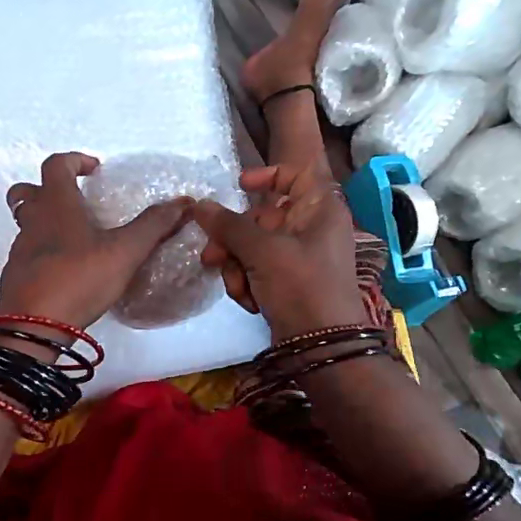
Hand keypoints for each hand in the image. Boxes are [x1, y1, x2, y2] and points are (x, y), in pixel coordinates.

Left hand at [0, 152, 192, 328]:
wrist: (34, 326)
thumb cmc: (78, 278)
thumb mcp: (125, 252)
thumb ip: (153, 226)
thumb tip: (184, 202)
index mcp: (56, 205)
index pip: (56, 165)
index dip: (74, 160)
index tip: (94, 169)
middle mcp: (32, 222)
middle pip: (27, 192)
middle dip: (47, 189)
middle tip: (74, 202)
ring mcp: (20, 251)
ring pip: (26, 225)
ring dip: (46, 224)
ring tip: (76, 241)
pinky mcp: (16, 278)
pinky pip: (28, 255)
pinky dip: (44, 254)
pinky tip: (66, 273)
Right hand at [193, 163, 367, 339]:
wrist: (321, 346)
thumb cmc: (301, 287)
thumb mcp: (263, 252)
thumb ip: (229, 226)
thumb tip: (199, 204)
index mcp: (320, 209)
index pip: (297, 174)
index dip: (268, 175)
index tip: (240, 186)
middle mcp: (312, 228)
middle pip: (263, 217)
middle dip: (234, 239)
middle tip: (212, 256)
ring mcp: (300, 257)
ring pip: (255, 246)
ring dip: (237, 266)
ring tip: (236, 288)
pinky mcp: (289, 283)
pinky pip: (259, 270)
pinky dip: (249, 283)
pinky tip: (248, 301)